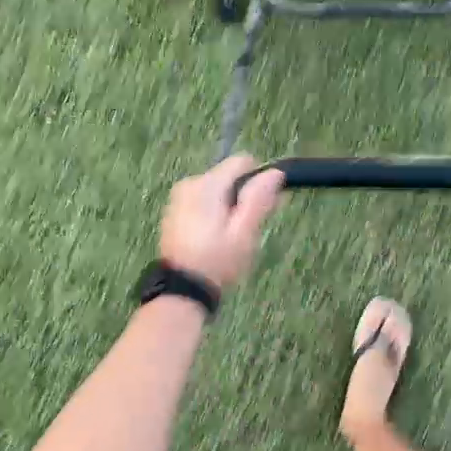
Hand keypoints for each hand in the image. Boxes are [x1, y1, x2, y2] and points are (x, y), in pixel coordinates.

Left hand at [159, 155, 285, 290]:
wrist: (182, 289)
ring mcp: (178, 198)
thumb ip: (258, 199)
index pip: (242, 162)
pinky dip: (213, 214)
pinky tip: (215, 239)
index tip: (265, 207)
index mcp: (206, 184)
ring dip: (228, 207)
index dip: (259, 181)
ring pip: (217, 190)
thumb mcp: (244, 233)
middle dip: (243, 197)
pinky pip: (202, 202)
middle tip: (249, 230)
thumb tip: (275, 172)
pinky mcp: (174, 212)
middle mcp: (189, 183)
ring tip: (232, 238)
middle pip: (229, 176)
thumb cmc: (217, 261)